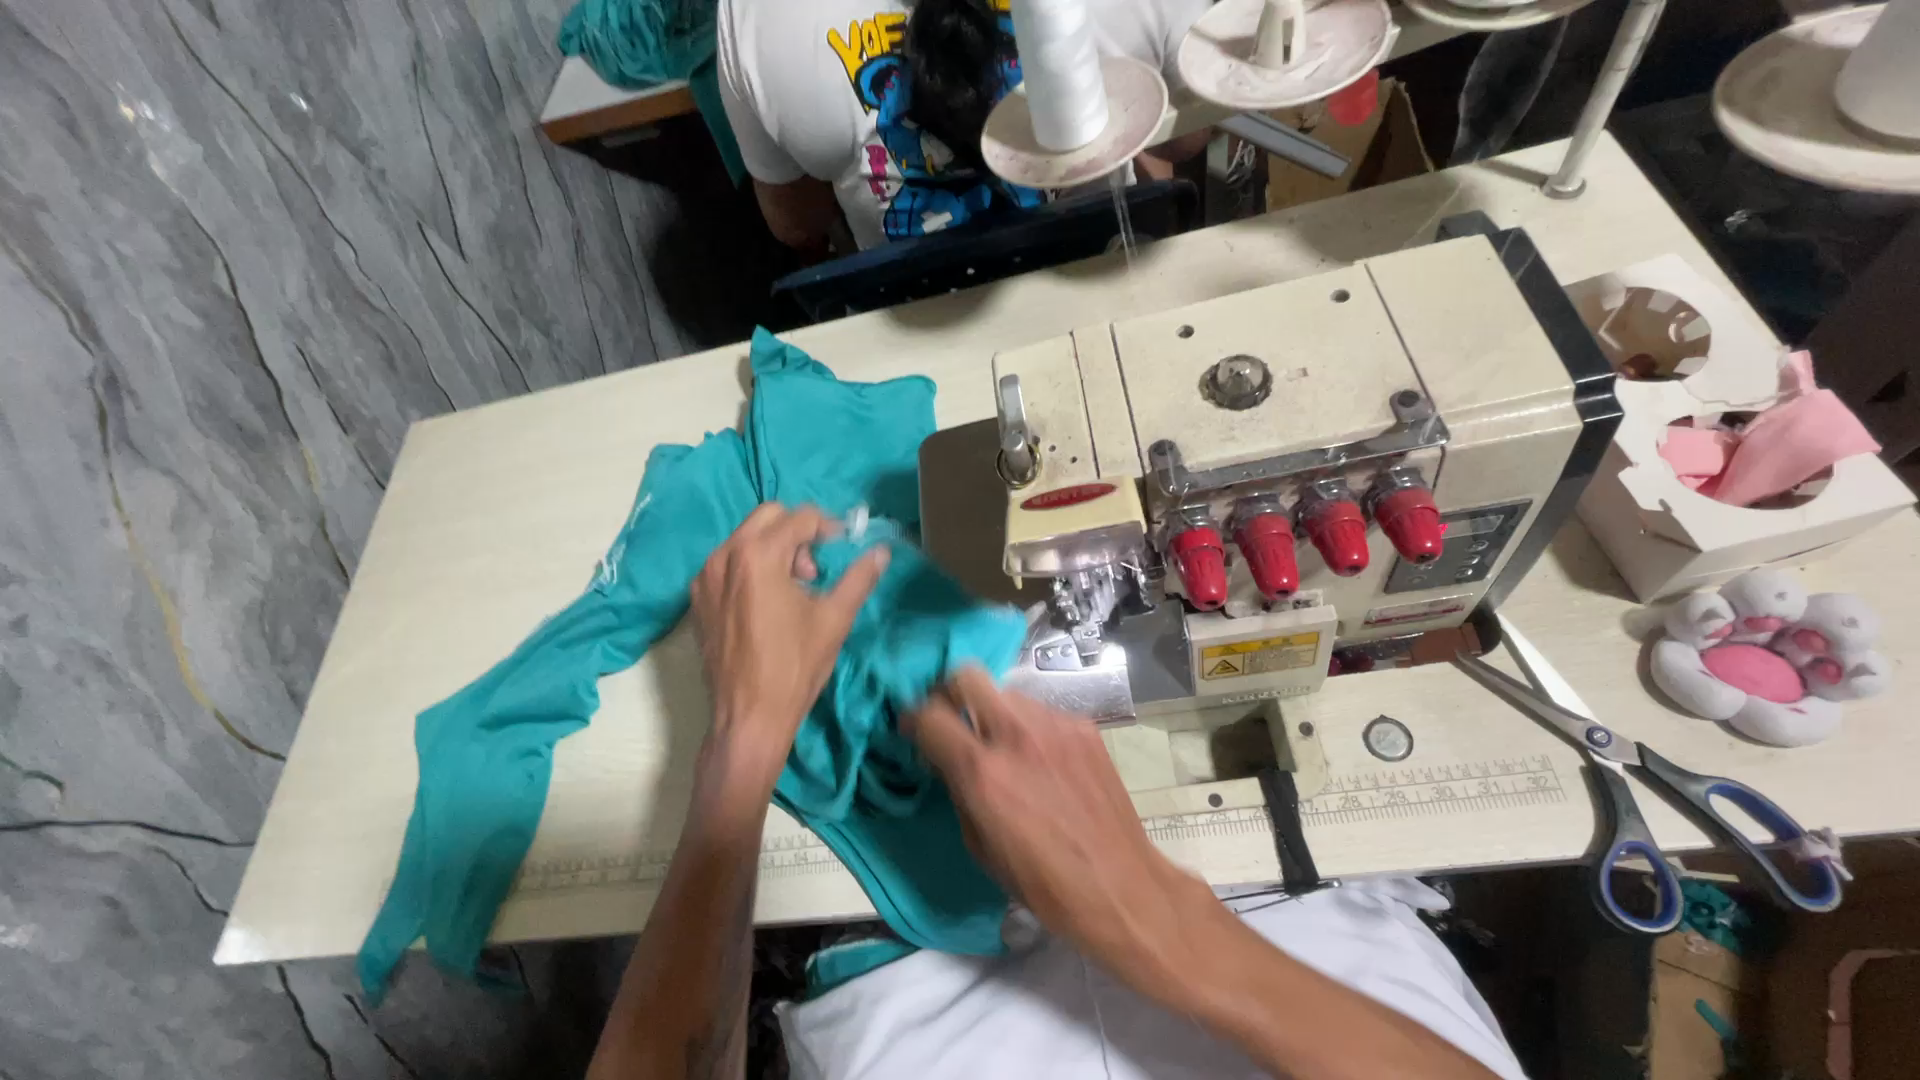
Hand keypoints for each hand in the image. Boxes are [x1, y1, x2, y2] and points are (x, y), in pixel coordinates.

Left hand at [691, 503, 888, 763]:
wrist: (749, 717)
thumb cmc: (795, 667)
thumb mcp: (834, 619)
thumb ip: (859, 577)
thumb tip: (882, 552)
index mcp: (758, 555)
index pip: (800, 518)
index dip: (828, 527)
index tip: (843, 548)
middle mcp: (724, 556)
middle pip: (768, 517)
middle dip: (798, 534)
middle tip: (816, 570)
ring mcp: (705, 577)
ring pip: (746, 538)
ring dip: (774, 549)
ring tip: (794, 589)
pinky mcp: (697, 598)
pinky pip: (728, 563)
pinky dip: (751, 568)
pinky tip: (768, 604)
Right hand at [905, 669, 1219, 993]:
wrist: (1119, 886)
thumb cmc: (1041, 882)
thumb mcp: (979, 846)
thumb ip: (958, 789)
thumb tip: (946, 760)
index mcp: (983, 771)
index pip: (929, 713)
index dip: (912, 719)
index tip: (914, 730)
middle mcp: (1016, 735)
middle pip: (965, 676)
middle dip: (949, 695)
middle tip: (953, 722)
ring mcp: (1055, 725)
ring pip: (1005, 692)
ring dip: (992, 711)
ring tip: (1003, 747)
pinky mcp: (1083, 726)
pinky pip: (1040, 711)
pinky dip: (1028, 727)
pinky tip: (1041, 760)